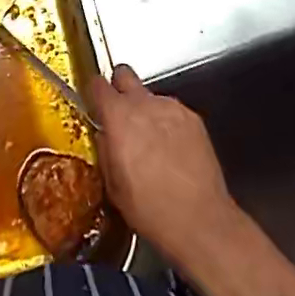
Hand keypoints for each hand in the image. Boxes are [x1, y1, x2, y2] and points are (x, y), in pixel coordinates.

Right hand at [87, 64, 240, 264]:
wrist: (200, 220)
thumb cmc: (152, 209)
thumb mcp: (114, 186)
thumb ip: (105, 150)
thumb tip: (104, 137)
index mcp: (119, 118)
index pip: (98, 85)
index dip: (94, 91)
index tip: (94, 100)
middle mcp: (145, 104)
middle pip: (125, 74)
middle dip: (119, 87)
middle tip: (119, 111)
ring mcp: (172, 108)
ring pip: (151, 96)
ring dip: (146, 111)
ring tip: (151, 143)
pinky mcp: (193, 118)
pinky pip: (173, 111)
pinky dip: (168, 123)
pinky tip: (171, 151)